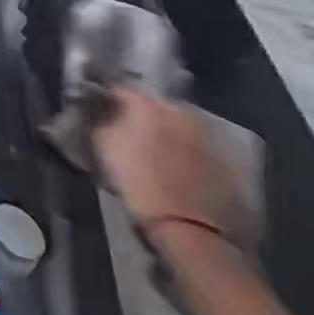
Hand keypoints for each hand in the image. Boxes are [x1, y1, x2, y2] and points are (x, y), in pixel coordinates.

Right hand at [91, 85, 242, 237]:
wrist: (189, 226)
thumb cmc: (136, 182)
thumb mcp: (102, 145)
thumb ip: (98, 118)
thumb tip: (94, 104)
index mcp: (148, 105)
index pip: (119, 88)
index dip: (103, 95)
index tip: (92, 104)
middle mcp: (181, 112)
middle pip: (151, 102)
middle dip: (134, 110)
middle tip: (117, 124)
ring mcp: (205, 135)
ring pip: (173, 121)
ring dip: (158, 127)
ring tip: (143, 143)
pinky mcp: (221, 158)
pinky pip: (190, 141)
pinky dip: (178, 145)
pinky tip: (168, 161)